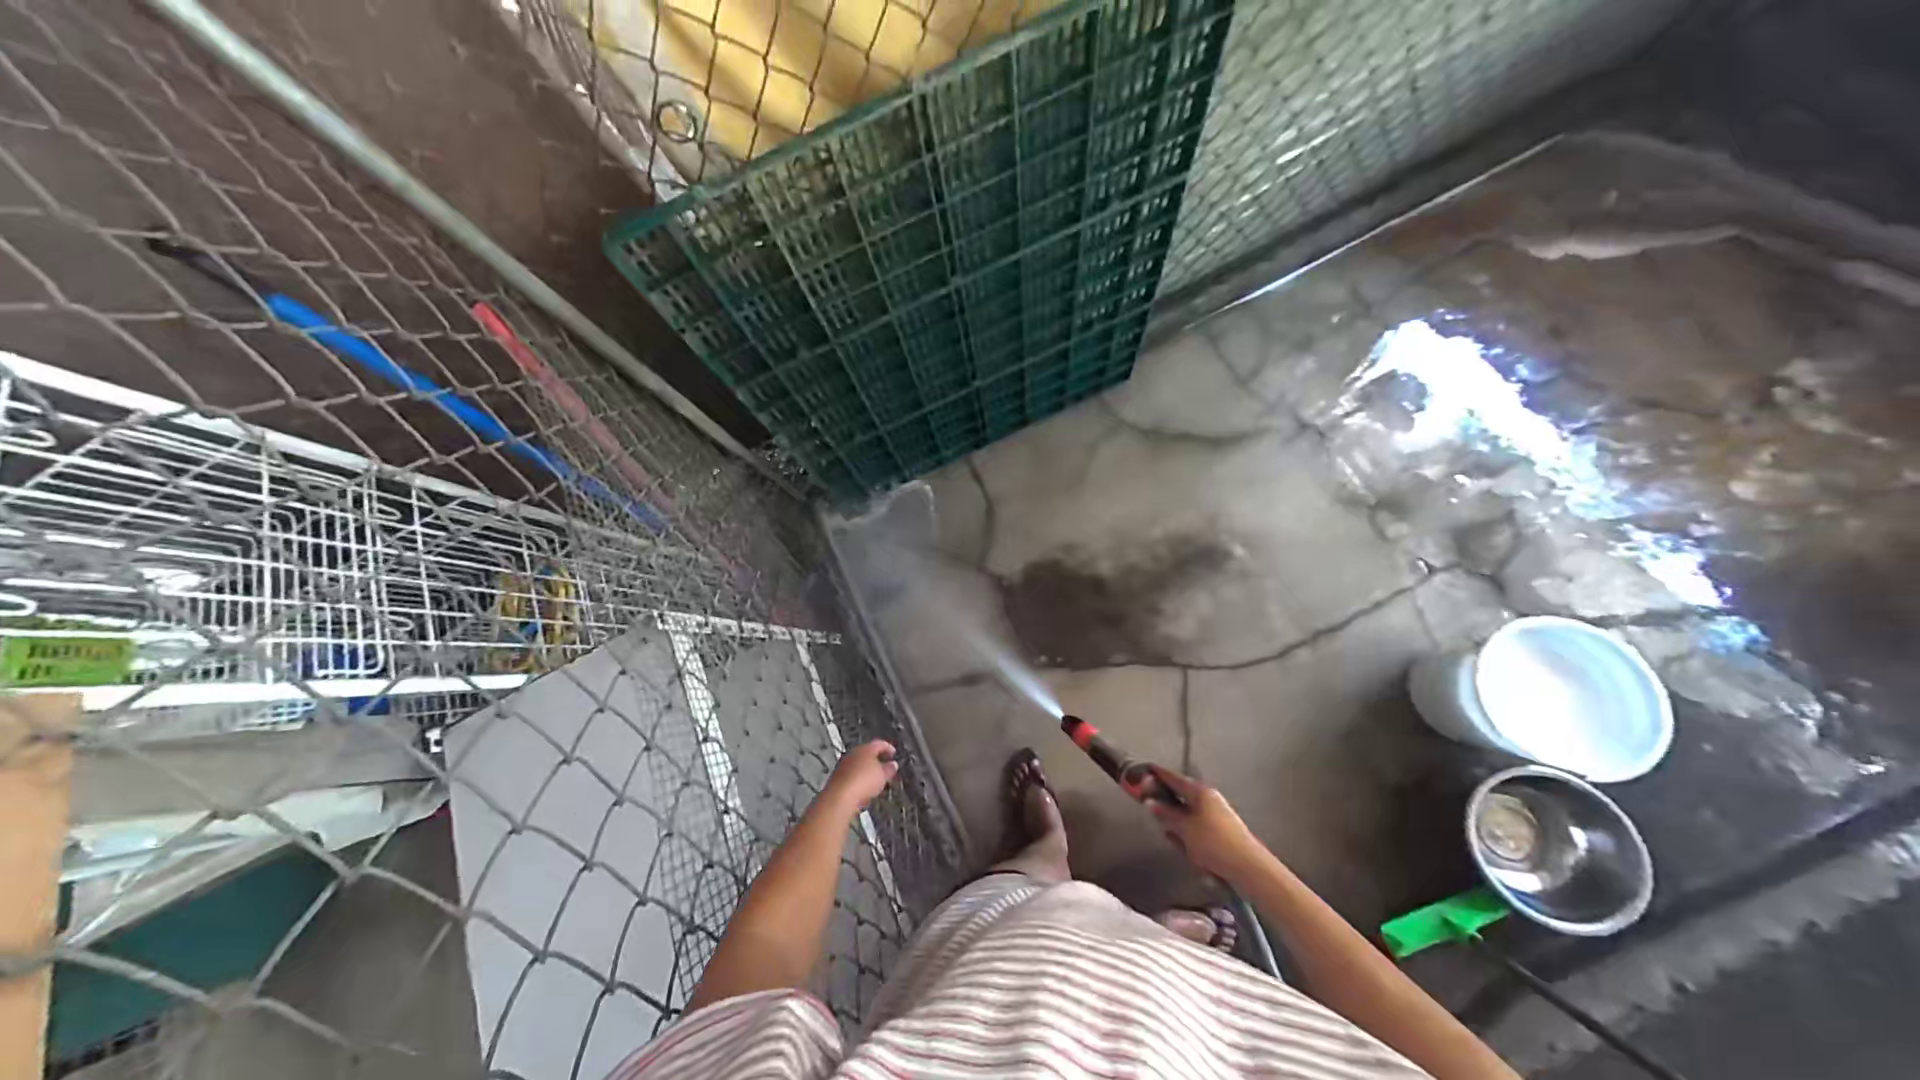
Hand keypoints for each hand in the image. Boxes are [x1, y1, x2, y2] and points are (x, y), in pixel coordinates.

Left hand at [825, 740, 897, 809]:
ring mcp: (843, 765)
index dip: (888, 748)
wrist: (840, 796)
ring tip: (875, 780)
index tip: (893, 752)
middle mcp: (853, 754)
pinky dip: (859, 779)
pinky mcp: (837, 778)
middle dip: (876, 760)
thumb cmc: (863, 781)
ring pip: (858, 764)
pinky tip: (863, 788)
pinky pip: (851, 775)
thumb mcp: (883, 776)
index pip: (879, 744)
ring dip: (867, 770)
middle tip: (885, 766)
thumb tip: (893, 765)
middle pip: (867, 753)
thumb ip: (889, 769)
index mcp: (866, 748)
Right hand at [1145, 764, 1264, 879]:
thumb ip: (1165, 814)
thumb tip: (1150, 802)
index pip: (1174, 779)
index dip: (1158, 775)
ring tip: (1174, 838)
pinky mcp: (1221, 831)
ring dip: (1178, 825)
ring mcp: (1216, 815)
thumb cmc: (1214, 843)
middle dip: (1167, 805)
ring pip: (1188, 815)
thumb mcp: (1184, 829)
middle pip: (1181, 796)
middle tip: (1153, 811)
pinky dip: (1189, 835)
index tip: (1145, 770)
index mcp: (1200, 792)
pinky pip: (1197, 828)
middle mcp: (1209, 799)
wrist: (1248, 867)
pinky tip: (1188, 849)